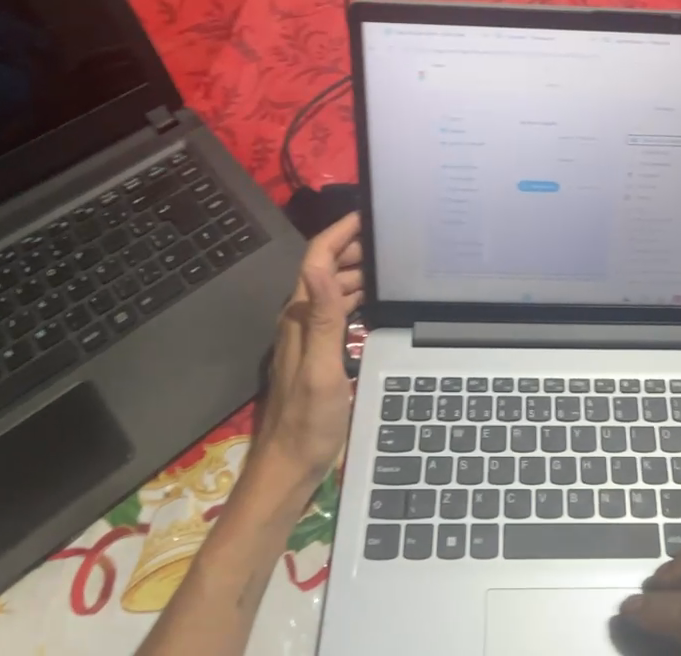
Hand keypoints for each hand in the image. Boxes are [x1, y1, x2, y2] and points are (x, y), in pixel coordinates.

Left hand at [249, 212, 363, 483]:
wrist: (290, 466)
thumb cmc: (308, 421)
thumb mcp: (322, 367)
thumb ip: (322, 316)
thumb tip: (319, 264)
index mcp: (300, 316)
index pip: (317, 258)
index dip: (340, 232)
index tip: (368, 214)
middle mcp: (300, 318)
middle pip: (325, 269)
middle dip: (353, 247)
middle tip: (390, 237)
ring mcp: (308, 335)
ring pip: (331, 289)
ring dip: (356, 271)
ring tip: (389, 262)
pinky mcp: (318, 350)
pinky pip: (337, 310)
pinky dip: (357, 296)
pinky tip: (376, 300)